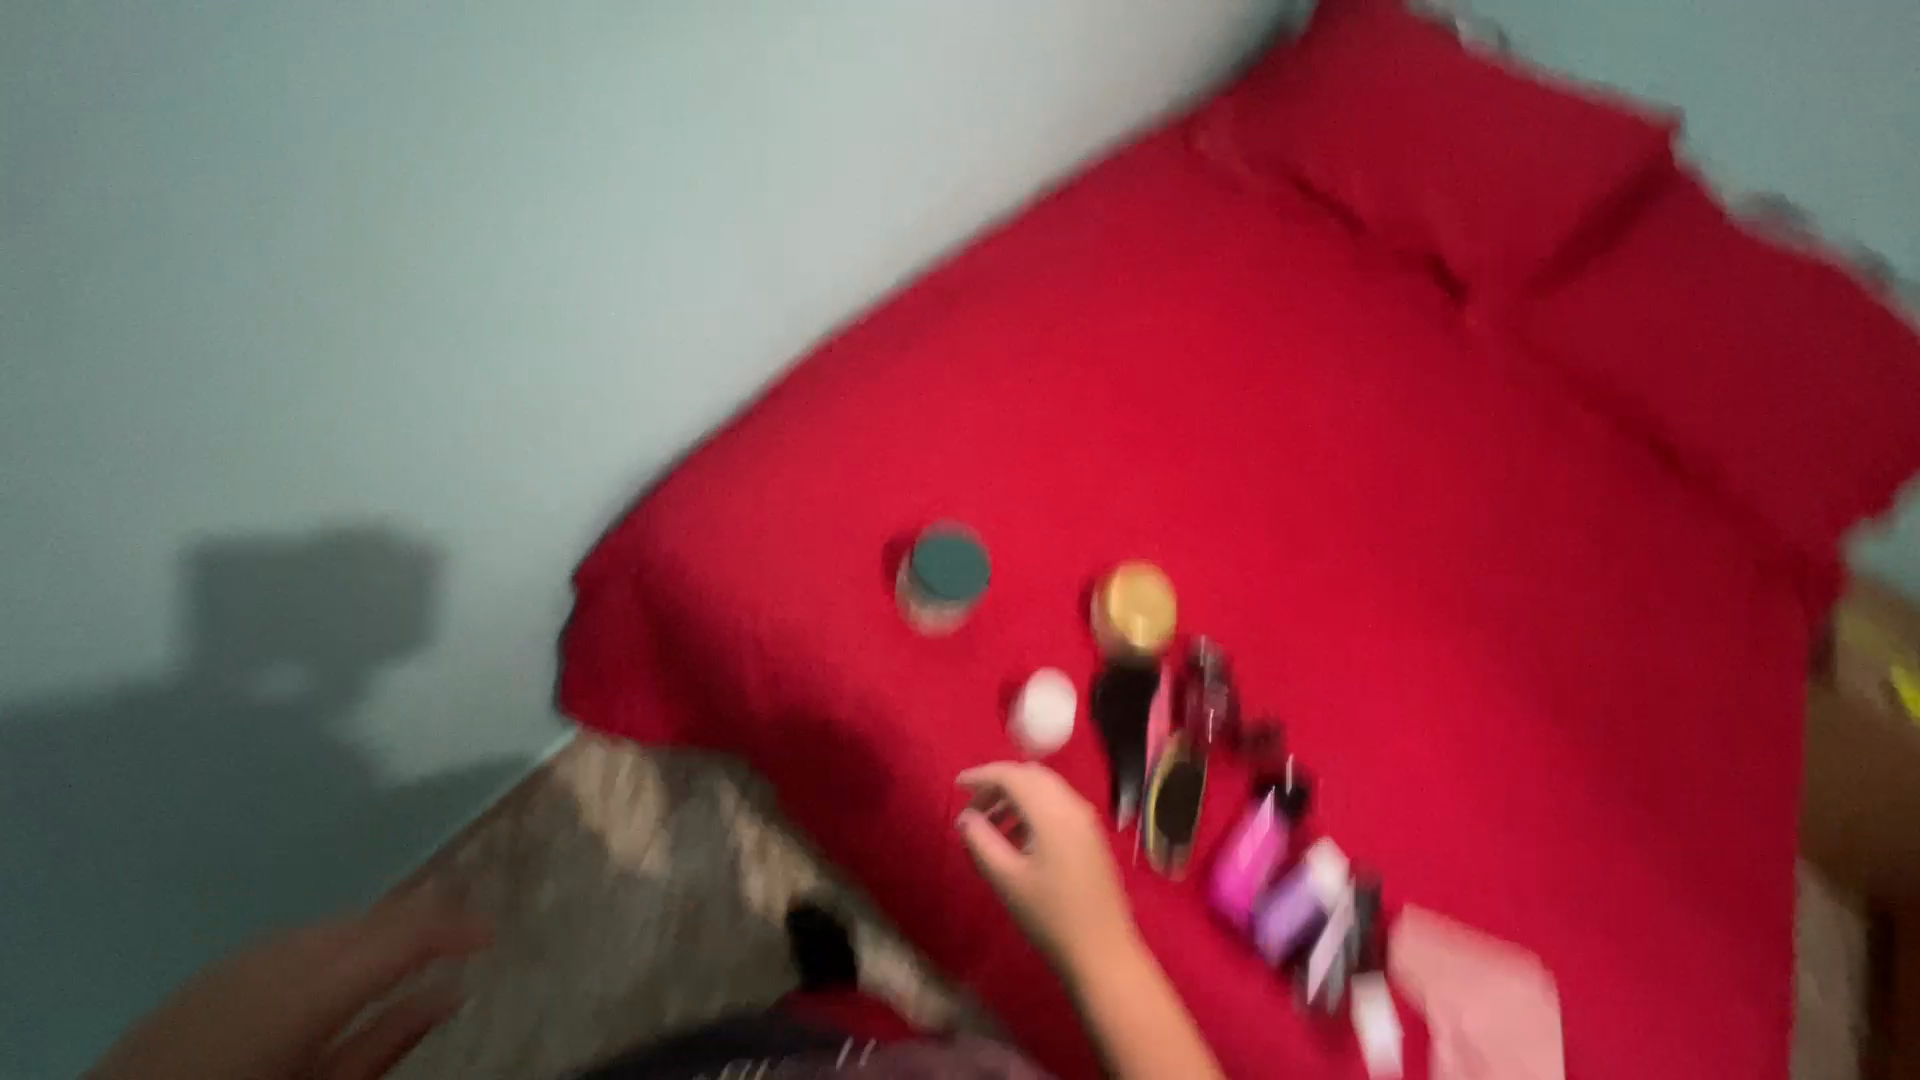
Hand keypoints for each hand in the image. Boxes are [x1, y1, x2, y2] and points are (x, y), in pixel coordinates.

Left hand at [88, 887, 492, 1079]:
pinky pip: (304, 936)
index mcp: (316, 986)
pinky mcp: (221, 968)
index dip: (458, 924)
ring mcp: (249, 955)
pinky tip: (354, 957)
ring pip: (341, 921)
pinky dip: (344, 937)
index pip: (407, 932)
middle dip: (428, 916)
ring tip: (422, 939)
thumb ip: (389, 1038)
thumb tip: (453, 992)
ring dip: (386, 924)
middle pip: (376, 916)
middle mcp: (287, 953)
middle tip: (470, 928)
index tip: (494, 932)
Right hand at [956, 762, 1139, 974]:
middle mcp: (1072, 805)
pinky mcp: (1091, 835)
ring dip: (1015, 798)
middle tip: (973, 809)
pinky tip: (1017, 840)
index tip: (957, 787)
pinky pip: (1057, 805)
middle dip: (998, 784)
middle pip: (1030, 776)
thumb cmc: (1050, 917)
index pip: (1011, 775)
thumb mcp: (1006, 879)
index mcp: (1051, 812)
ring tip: (990, 828)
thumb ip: (981, 841)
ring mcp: (1086, 820)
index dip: (981, 776)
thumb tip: (965, 817)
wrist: (1103, 952)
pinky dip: (1032, 810)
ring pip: (1045, 790)